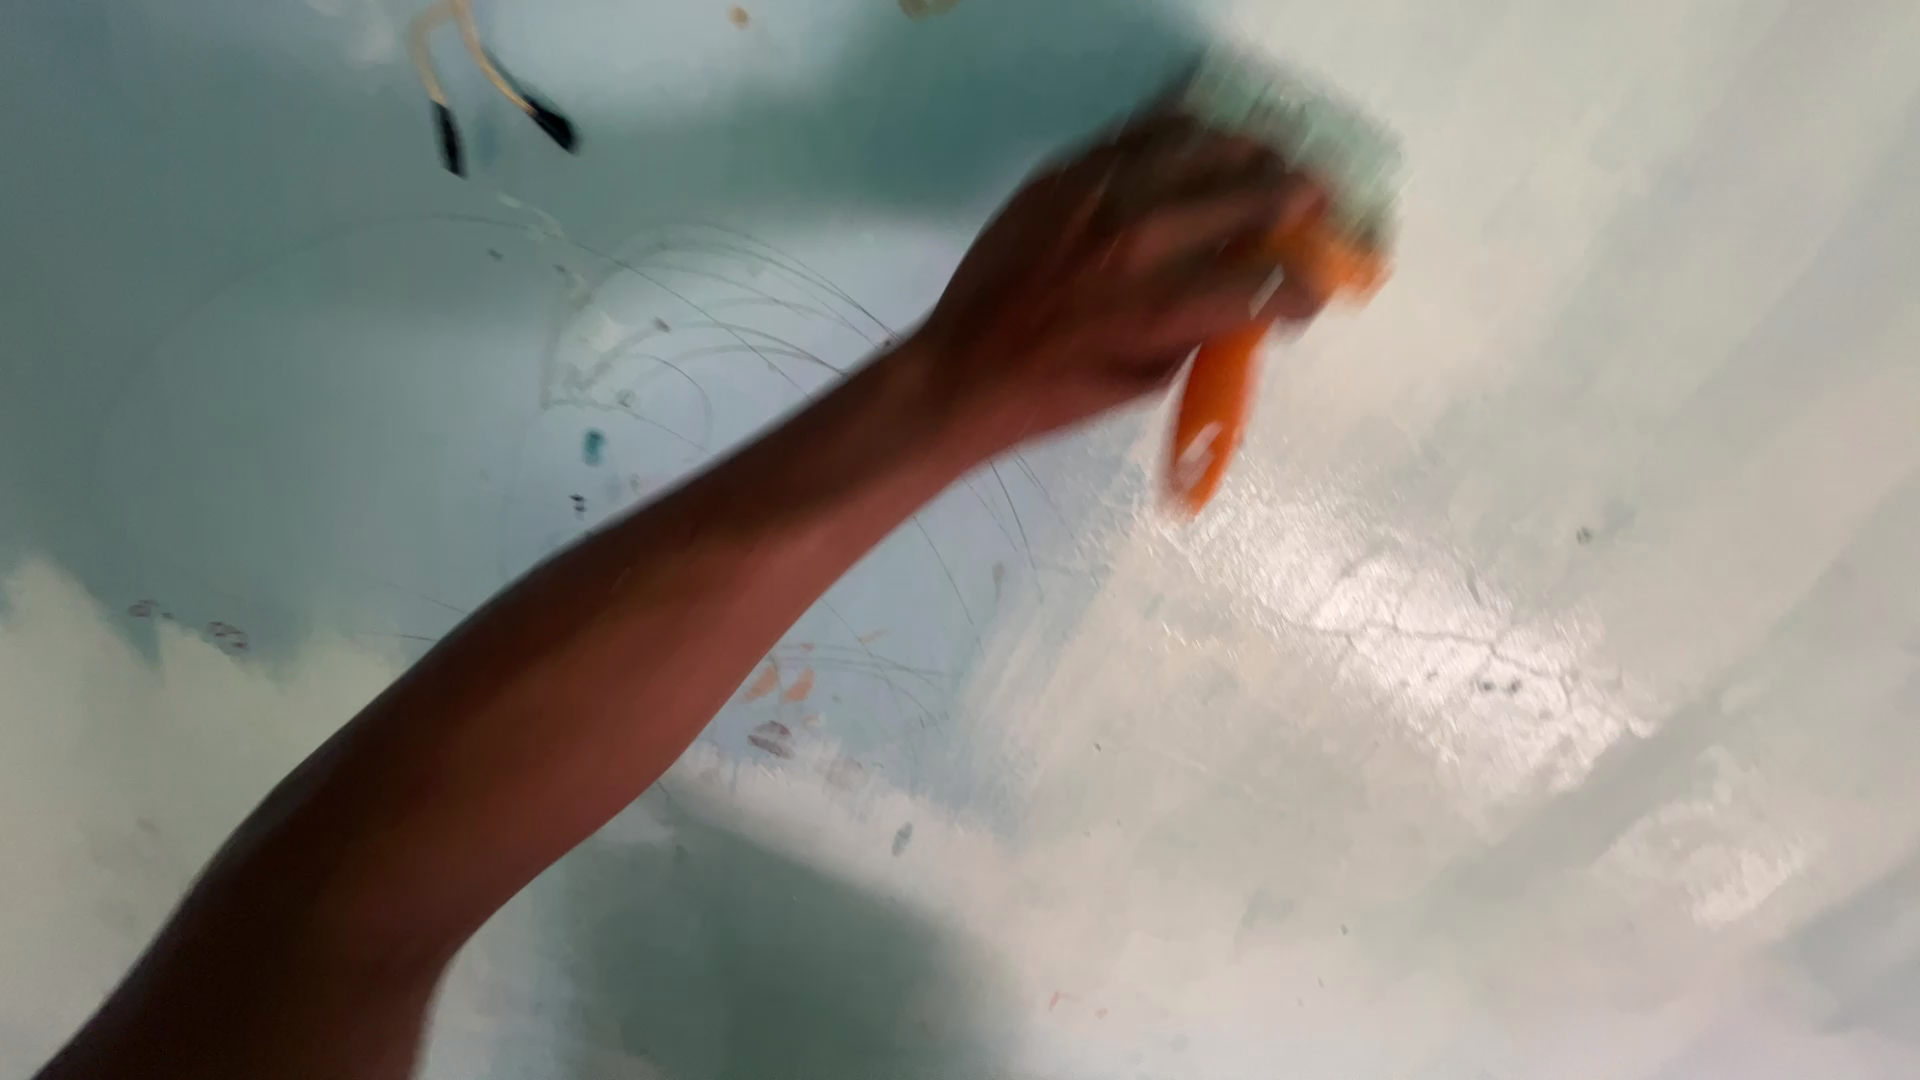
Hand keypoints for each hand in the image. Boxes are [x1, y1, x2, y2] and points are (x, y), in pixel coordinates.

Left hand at [911, 112, 1328, 444]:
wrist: (964, 368)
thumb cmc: (1053, 395)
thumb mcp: (1142, 382)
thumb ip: (1200, 332)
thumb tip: (1243, 296)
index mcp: (1159, 308)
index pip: (1266, 282)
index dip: (1304, 288)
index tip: (1313, 292)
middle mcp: (1138, 237)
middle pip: (1252, 193)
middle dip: (1301, 203)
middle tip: (1316, 208)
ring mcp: (1098, 194)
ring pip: (1206, 142)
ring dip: (1254, 153)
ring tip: (1272, 165)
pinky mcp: (1065, 173)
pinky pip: (1145, 131)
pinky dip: (1188, 136)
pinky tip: (1206, 148)